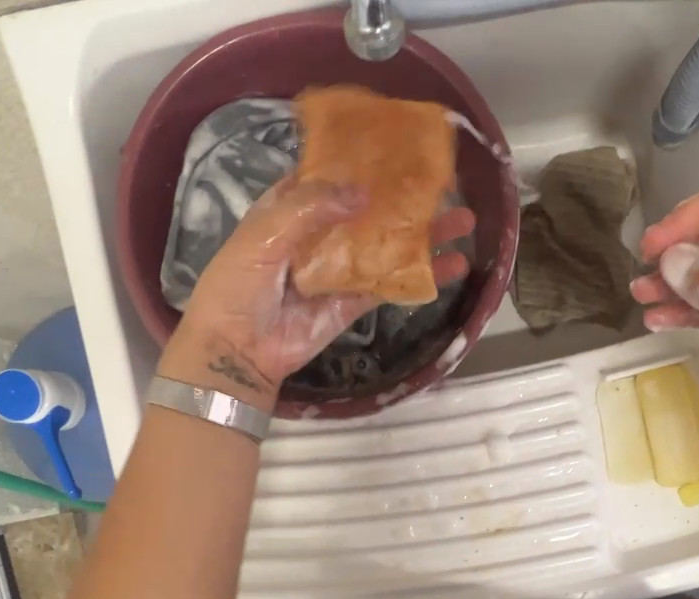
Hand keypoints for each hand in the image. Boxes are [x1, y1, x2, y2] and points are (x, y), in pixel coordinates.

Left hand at [167, 178, 475, 407]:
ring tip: (461, 222)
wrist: (237, 350)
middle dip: (406, 199)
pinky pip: (389, 285)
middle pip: (369, 210)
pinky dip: (419, 276)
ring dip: (423, 235)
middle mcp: (318, 236)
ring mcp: (339, 271)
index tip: (399, 148)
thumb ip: (310, 208)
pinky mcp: (352, 304)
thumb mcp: (264, 234)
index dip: (362, 162)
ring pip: (386, 246)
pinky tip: (450, 265)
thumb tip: (363, 191)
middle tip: (446, 185)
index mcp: (289, 210)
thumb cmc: (238, 286)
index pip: (330, 176)